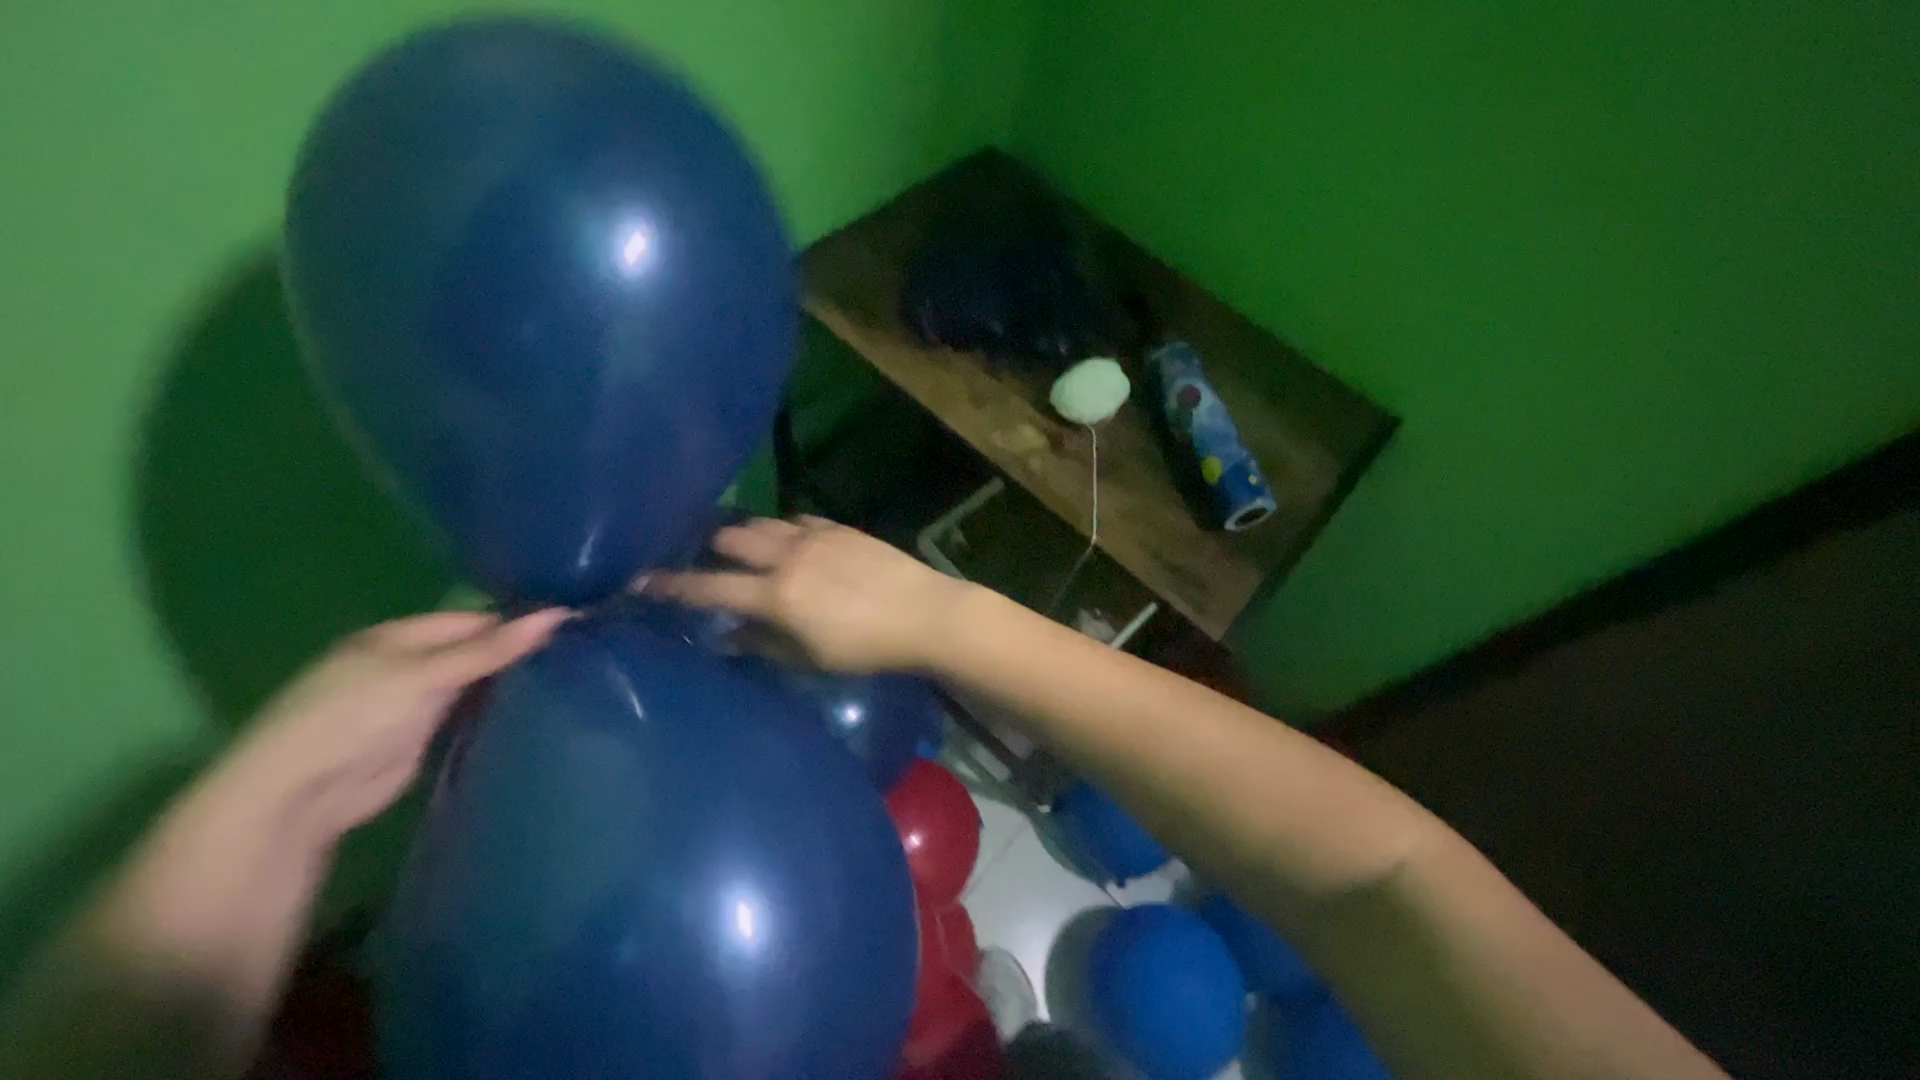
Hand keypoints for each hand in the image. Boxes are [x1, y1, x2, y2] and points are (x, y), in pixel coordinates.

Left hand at [219, 608, 569, 843]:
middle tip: (583, 654)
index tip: (573, 627)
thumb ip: (489, 649)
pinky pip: (473, 716)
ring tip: (577, 679)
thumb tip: (557, 614)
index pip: (474, 620)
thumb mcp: (424, 675)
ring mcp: (418, 703)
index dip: (519, 622)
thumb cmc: (354, 717)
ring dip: (514, 684)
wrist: (303, 795)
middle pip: (478, 651)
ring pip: (478, 685)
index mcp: (401, 636)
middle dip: (521, 653)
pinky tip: (542, 711)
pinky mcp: (427, 738)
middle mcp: (411, 665)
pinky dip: (501, 713)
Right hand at [643, 516, 968, 672]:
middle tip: (697, 556)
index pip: (709, 587)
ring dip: (744, 533)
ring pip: (762, 523)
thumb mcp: (810, 658)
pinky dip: (783, 529)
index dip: (670, 585)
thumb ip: (763, 645)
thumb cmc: (867, 648)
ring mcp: (814, 536)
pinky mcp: (839, 527)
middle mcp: (787, 556)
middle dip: (707, 546)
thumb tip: (726, 637)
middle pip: (730, 539)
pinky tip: (788, 539)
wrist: (925, 613)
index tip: (638, 580)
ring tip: (737, 544)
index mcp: (775, 595)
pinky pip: (798, 519)